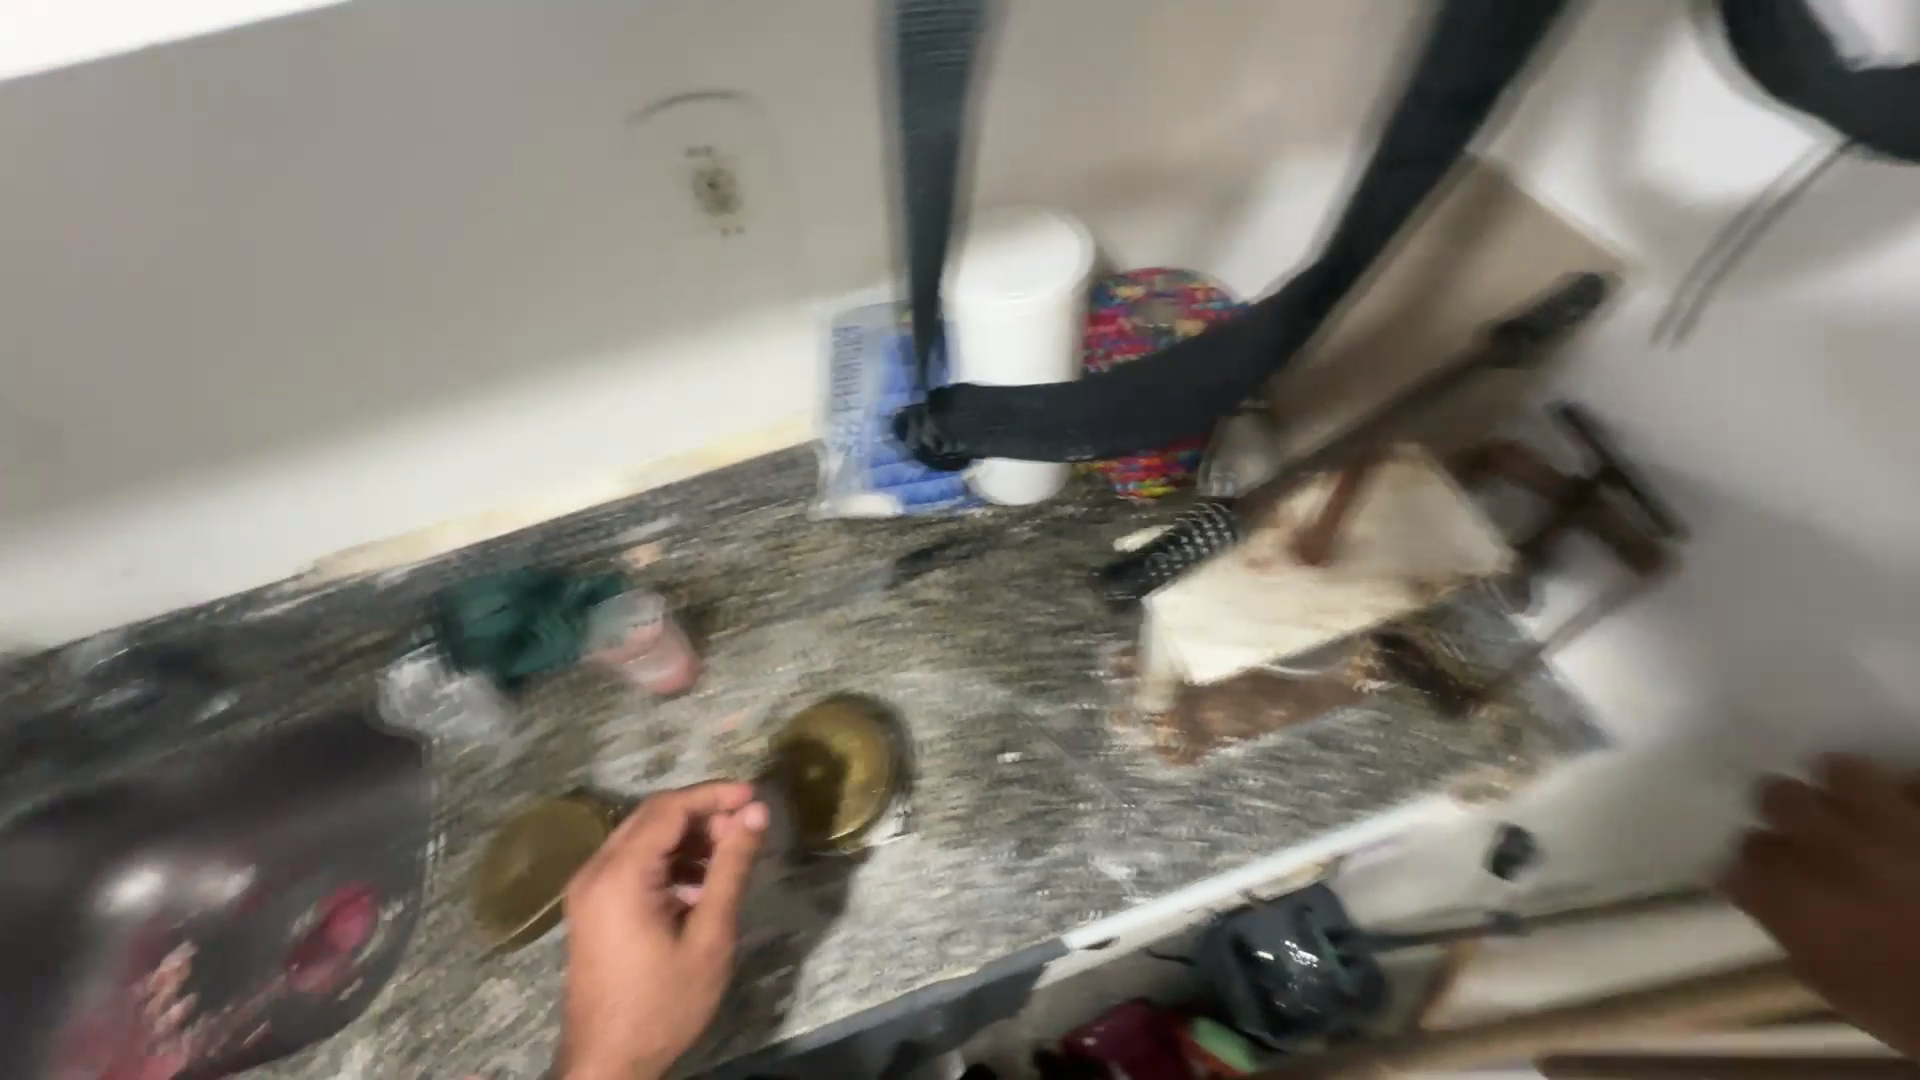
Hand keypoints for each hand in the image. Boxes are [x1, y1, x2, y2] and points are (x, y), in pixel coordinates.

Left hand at [556, 781, 768, 1079]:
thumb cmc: (662, 1004)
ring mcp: (589, 888)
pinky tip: (701, 883)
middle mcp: (596, 870)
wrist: (606, 1066)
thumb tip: (757, 812)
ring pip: (645, 836)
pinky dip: (671, 858)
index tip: (756, 796)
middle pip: (655, 816)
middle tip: (747, 826)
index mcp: (620, 874)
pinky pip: (634, 860)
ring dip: (689, 836)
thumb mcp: (710, 935)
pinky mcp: (593, 905)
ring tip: (730, 856)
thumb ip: (732, 867)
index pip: (671, 808)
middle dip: (705, 813)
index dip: (715, 795)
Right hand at [1720, 753, 1919, 1056]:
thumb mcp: (1840, 987)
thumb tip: (1764, 903)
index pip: (1736, 857)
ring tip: (1852, 802)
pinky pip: (1913, 781)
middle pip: (1776, 799)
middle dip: (1782, 813)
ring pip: (1841, 771)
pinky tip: (1907, 808)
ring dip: (1840, 786)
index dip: (1750, 868)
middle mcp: (1827, 848)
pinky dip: (1907, 791)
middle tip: (1803, 832)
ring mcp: (1892, 827)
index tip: (1764, 880)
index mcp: (1790, 893)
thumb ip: (1791, 934)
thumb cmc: (1917, 1005)